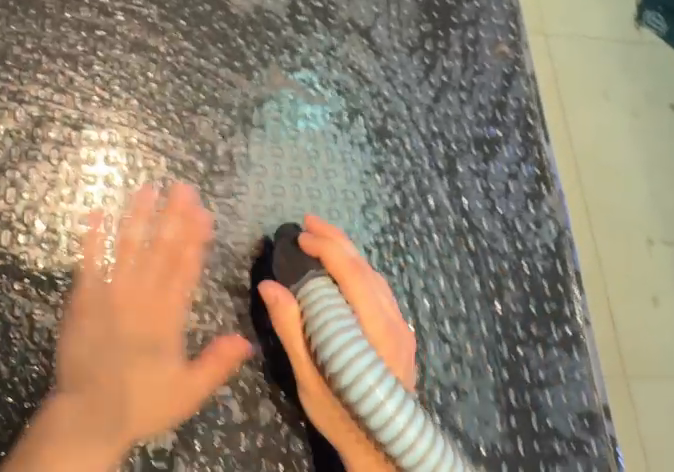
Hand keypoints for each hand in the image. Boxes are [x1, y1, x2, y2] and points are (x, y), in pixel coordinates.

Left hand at [1, 183, 251, 471]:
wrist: (88, 416)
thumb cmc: (140, 404)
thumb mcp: (187, 392)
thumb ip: (216, 363)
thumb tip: (246, 339)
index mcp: (167, 316)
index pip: (185, 268)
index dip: (195, 238)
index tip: (204, 211)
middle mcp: (141, 296)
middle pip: (160, 249)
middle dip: (173, 216)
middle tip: (183, 186)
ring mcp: (110, 293)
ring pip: (127, 247)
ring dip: (138, 216)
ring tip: (148, 188)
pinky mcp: (83, 297)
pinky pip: (89, 261)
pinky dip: (93, 237)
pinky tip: (97, 213)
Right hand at [257, 215, 416, 471]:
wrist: (385, 453)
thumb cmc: (343, 415)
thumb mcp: (309, 377)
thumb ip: (292, 328)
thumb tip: (270, 286)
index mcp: (373, 328)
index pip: (351, 272)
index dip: (326, 247)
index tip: (300, 236)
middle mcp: (393, 321)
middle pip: (365, 267)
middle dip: (337, 240)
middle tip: (309, 223)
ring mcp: (402, 329)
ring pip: (376, 277)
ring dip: (349, 254)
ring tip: (323, 241)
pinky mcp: (403, 337)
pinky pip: (381, 292)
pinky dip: (360, 273)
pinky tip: (346, 274)